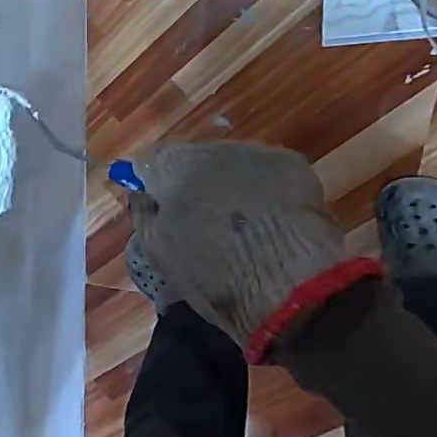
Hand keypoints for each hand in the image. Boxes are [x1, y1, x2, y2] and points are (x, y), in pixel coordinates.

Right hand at [128, 142, 361, 357]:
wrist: (291, 288)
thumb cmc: (214, 277)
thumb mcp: (161, 253)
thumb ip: (145, 214)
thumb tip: (143, 193)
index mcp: (173, 169)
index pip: (149, 161)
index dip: (149, 183)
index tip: (154, 203)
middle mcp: (213, 149)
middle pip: (192, 159)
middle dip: (191, 183)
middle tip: (198, 220)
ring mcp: (257, 154)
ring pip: (230, 164)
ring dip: (227, 185)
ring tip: (237, 224)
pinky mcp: (294, 166)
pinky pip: (266, 173)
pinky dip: (263, 191)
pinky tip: (269, 219)